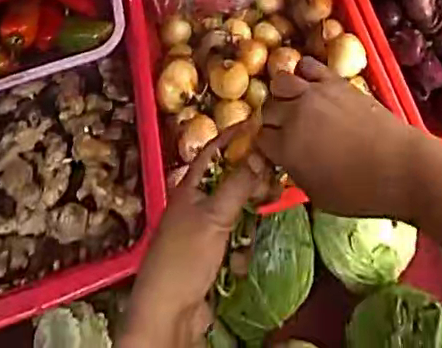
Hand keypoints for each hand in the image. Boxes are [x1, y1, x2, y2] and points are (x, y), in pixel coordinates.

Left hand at [121, 126, 262, 346]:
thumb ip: (239, 183)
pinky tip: (242, 259)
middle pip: (228, 180)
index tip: (257, 124)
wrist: (166, 318)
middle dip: (250, 180)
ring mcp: (201, 232)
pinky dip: (241, 246)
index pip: (213, 151)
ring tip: (265, 215)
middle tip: (274, 176)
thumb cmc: (185, 258)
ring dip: (248, 216)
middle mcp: (195, 205)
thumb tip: (261, 152)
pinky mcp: (209, 257)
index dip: (232, 136)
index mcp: (189, 188)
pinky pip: (234, 239)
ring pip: (235, 210)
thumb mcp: (215, 216)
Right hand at [258, 58, 429, 218]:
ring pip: (281, 81)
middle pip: (268, 108)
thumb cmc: (358, 191)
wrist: (398, 165)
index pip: (259, 138)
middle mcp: (296, 114)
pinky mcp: (335, 81)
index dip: (265, 146)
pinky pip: (309, 66)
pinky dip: (304, 73)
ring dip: (283, 93)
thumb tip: (288, 157)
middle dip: (272, 120)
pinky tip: (310, 86)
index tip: (274, 151)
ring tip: (294, 104)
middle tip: (284, 130)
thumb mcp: (316, 193)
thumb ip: (294, 170)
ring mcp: (315, 93)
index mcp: (287, 148)